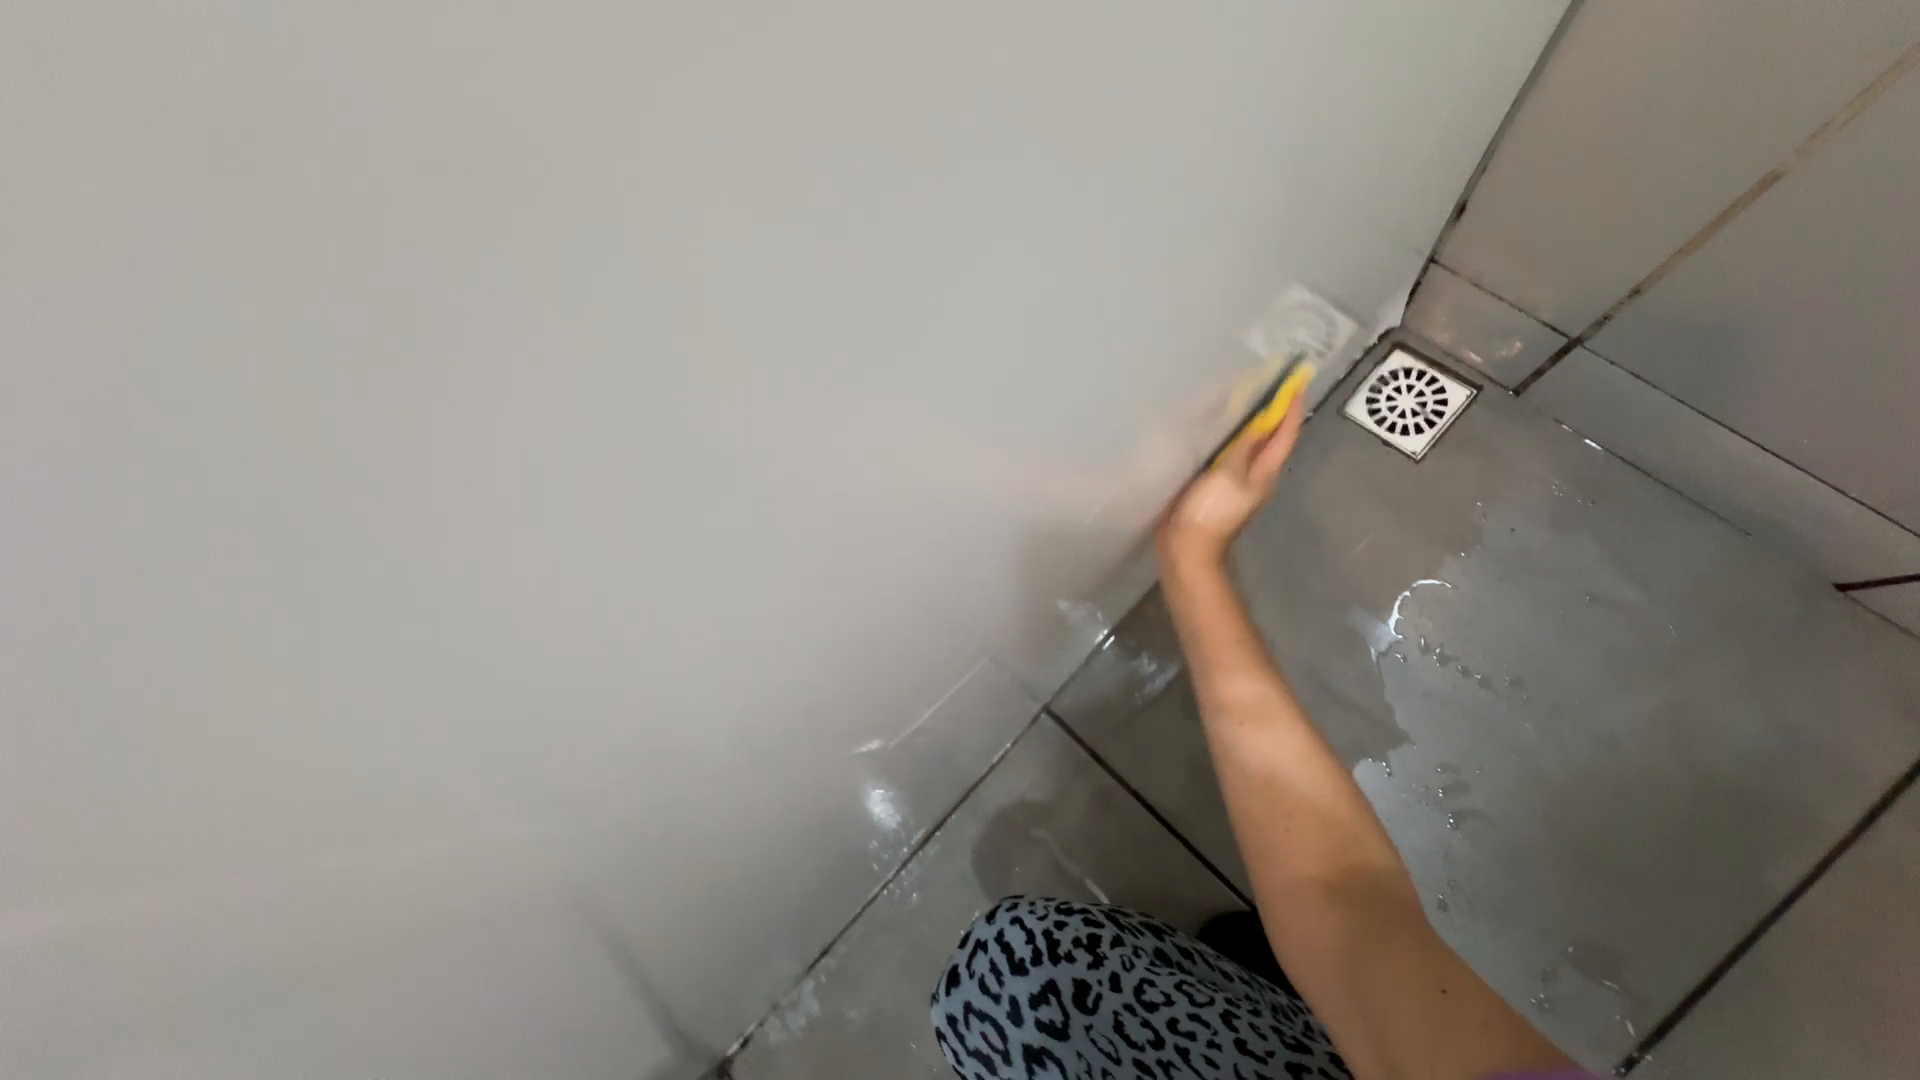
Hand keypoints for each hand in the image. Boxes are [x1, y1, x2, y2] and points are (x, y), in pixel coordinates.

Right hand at [1156, 392, 1305, 570]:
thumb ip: (1245, 446)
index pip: (1285, 435)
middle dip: (1272, 413)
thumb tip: (1264, 420)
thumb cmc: (1211, 511)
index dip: (1292, 408)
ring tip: (1243, 399)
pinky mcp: (1213, 487)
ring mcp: (1234, 483)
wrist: (1187, 548)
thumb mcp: (1230, 474)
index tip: (1298, 382)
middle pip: (1270, 440)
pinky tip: (1214, 429)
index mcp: (1265, 473)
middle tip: (1271, 383)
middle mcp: (1255, 476)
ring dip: (1248, 425)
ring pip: (1248, 447)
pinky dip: (1226, 439)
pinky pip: (1225, 456)